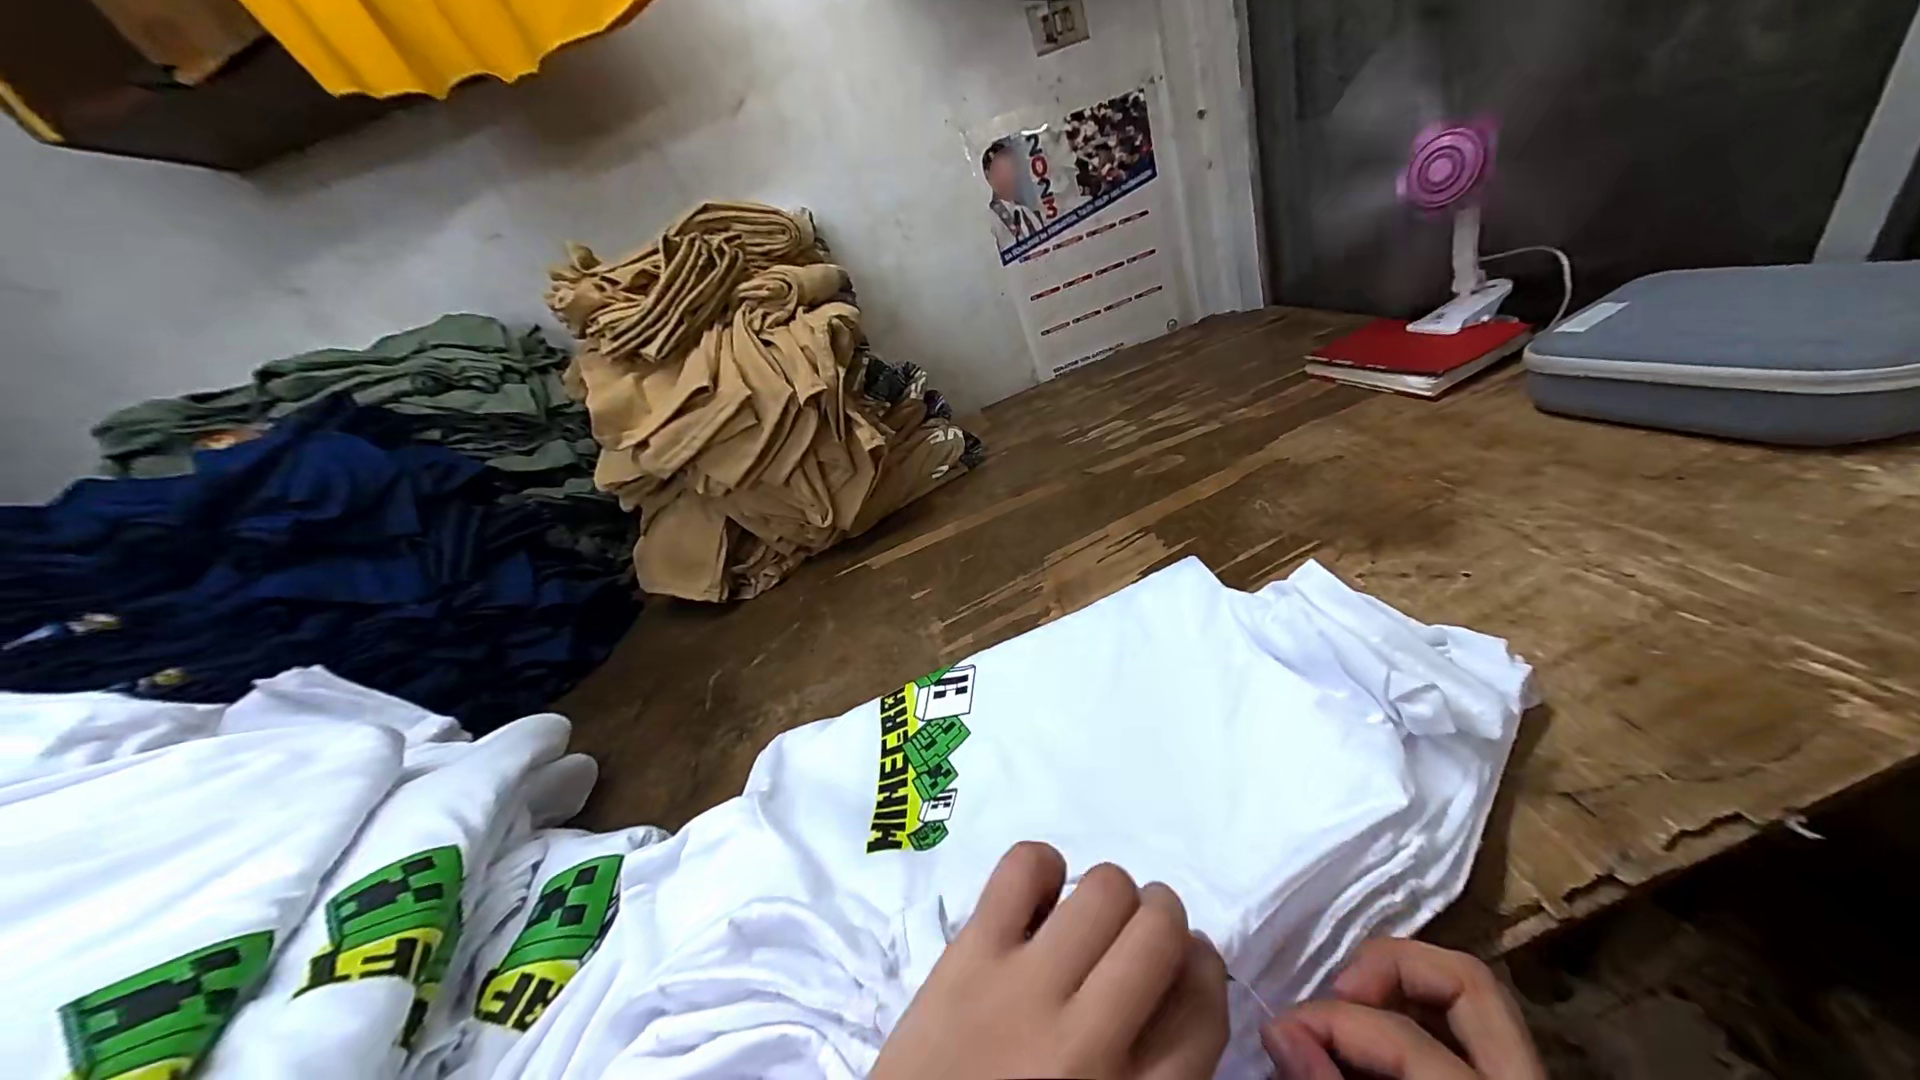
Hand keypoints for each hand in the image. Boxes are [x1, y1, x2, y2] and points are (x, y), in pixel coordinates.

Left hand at [871, 841, 1228, 1079]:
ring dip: (1110, 892)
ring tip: (1087, 914)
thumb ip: (1153, 1071)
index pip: (1203, 1006)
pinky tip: (1038, 894)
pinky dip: (1041, 864)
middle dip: (1160, 916)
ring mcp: (1026, 989)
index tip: (1181, 963)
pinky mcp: (971, 954)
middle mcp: (1092, 1040)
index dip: (1201, 968)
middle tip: (1134, 932)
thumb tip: (1172, 986)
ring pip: (1104, 890)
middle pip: (1160, 933)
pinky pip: (1023, 868)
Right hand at [1262, 939, 1544, 1079]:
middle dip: (1387, 967)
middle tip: (1335, 992)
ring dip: (1399, 981)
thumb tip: (1278, 1031)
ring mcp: (1526, 1077)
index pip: (1405, 1035)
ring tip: (1349, 1004)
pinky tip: (1374, 1030)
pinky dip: (1413, 1008)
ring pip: (1471, 989)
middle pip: (1468, 978)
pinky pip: (1463, 1021)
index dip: (1330, 1024)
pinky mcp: (1506, 1075)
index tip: (1279, 1032)